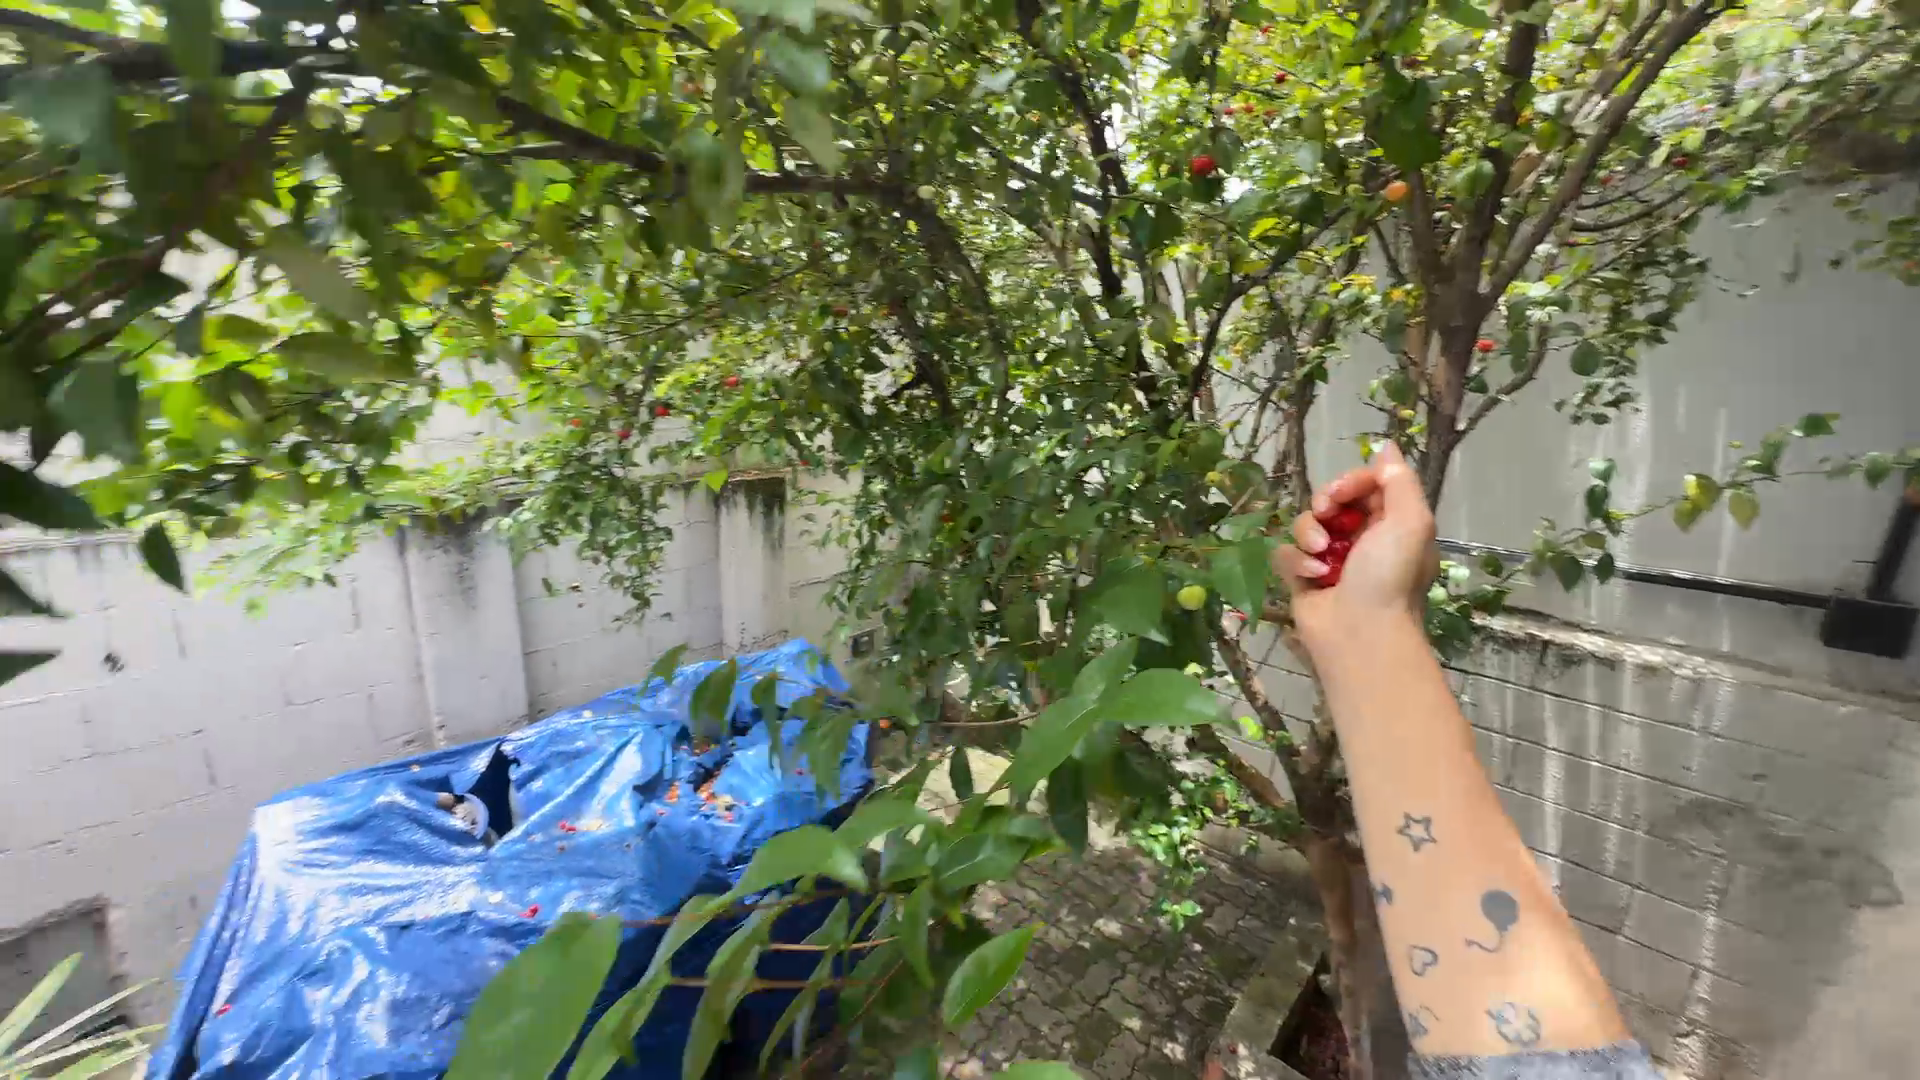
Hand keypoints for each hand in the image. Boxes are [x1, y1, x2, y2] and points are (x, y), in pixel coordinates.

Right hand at [1272, 443, 1437, 655]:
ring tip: (1321, 556)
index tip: (1340, 494)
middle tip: (1326, 516)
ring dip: (1308, 536)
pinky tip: (1311, 578)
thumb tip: (1388, 447)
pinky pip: (1286, 553)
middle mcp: (1360, 537)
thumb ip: (1399, 481)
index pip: (1364, 483)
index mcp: (1390, 522)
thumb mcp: (1411, 521)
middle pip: (1330, 499)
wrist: (1360, 631)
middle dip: (1323, 504)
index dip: (1349, 482)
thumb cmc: (1389, 575)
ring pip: (1304, 525)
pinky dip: (1296, 563)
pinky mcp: (1301, 577)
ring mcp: (1329, 558)